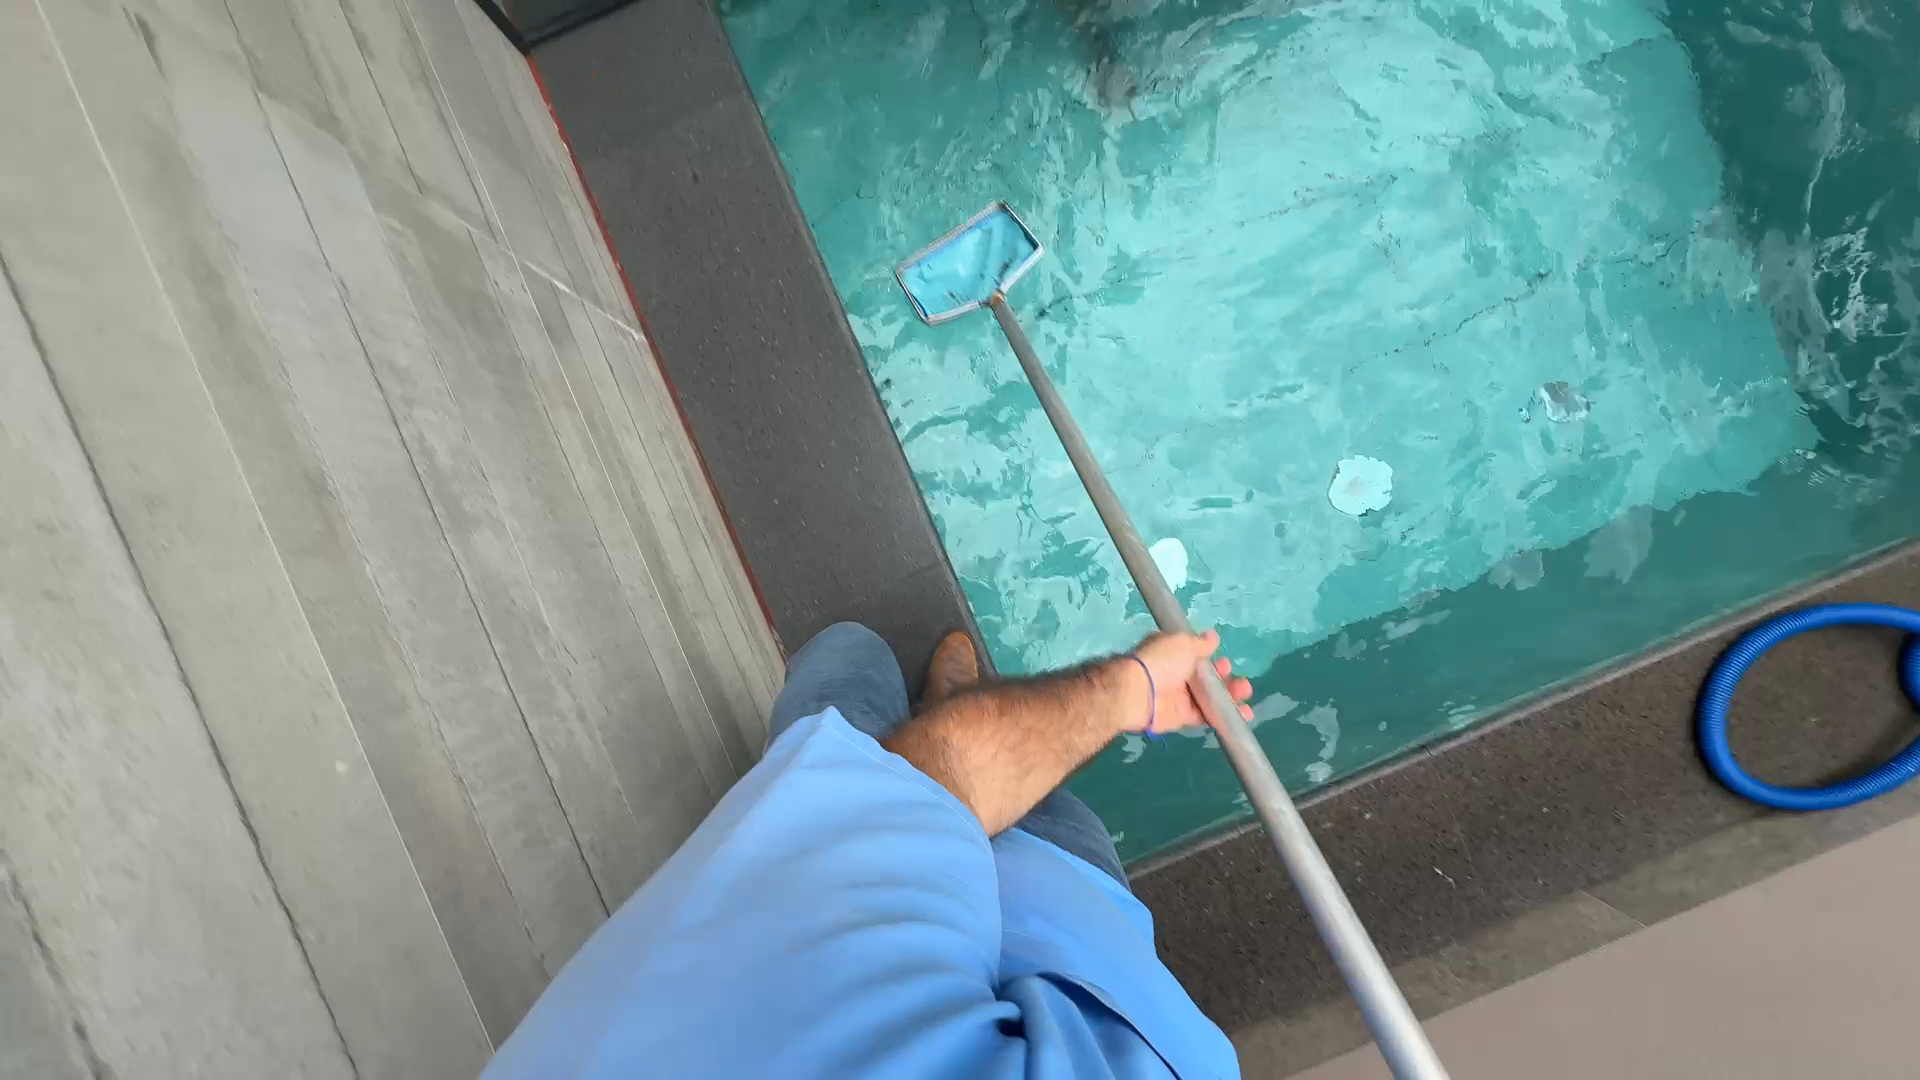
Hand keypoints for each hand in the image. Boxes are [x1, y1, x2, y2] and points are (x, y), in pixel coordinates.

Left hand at [1120, 630, 1252, 733]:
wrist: (1139, 693)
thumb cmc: (1161, 661)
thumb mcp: (1182, 644)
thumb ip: (1200, 644)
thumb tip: (1212, 636)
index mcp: (1172, 652)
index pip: (1196, 654)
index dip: (1212, 658)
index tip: (1225, 660)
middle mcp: (1176, 673)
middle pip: (1206, 677)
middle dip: (1225, 678)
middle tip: (1241, 682)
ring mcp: (1180, 696)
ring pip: (1210, 697)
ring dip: (1230, 696)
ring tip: (1245, 694)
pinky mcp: (1183, 716)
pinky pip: (1207, 716)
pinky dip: (1225, 716)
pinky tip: (1243, 715)